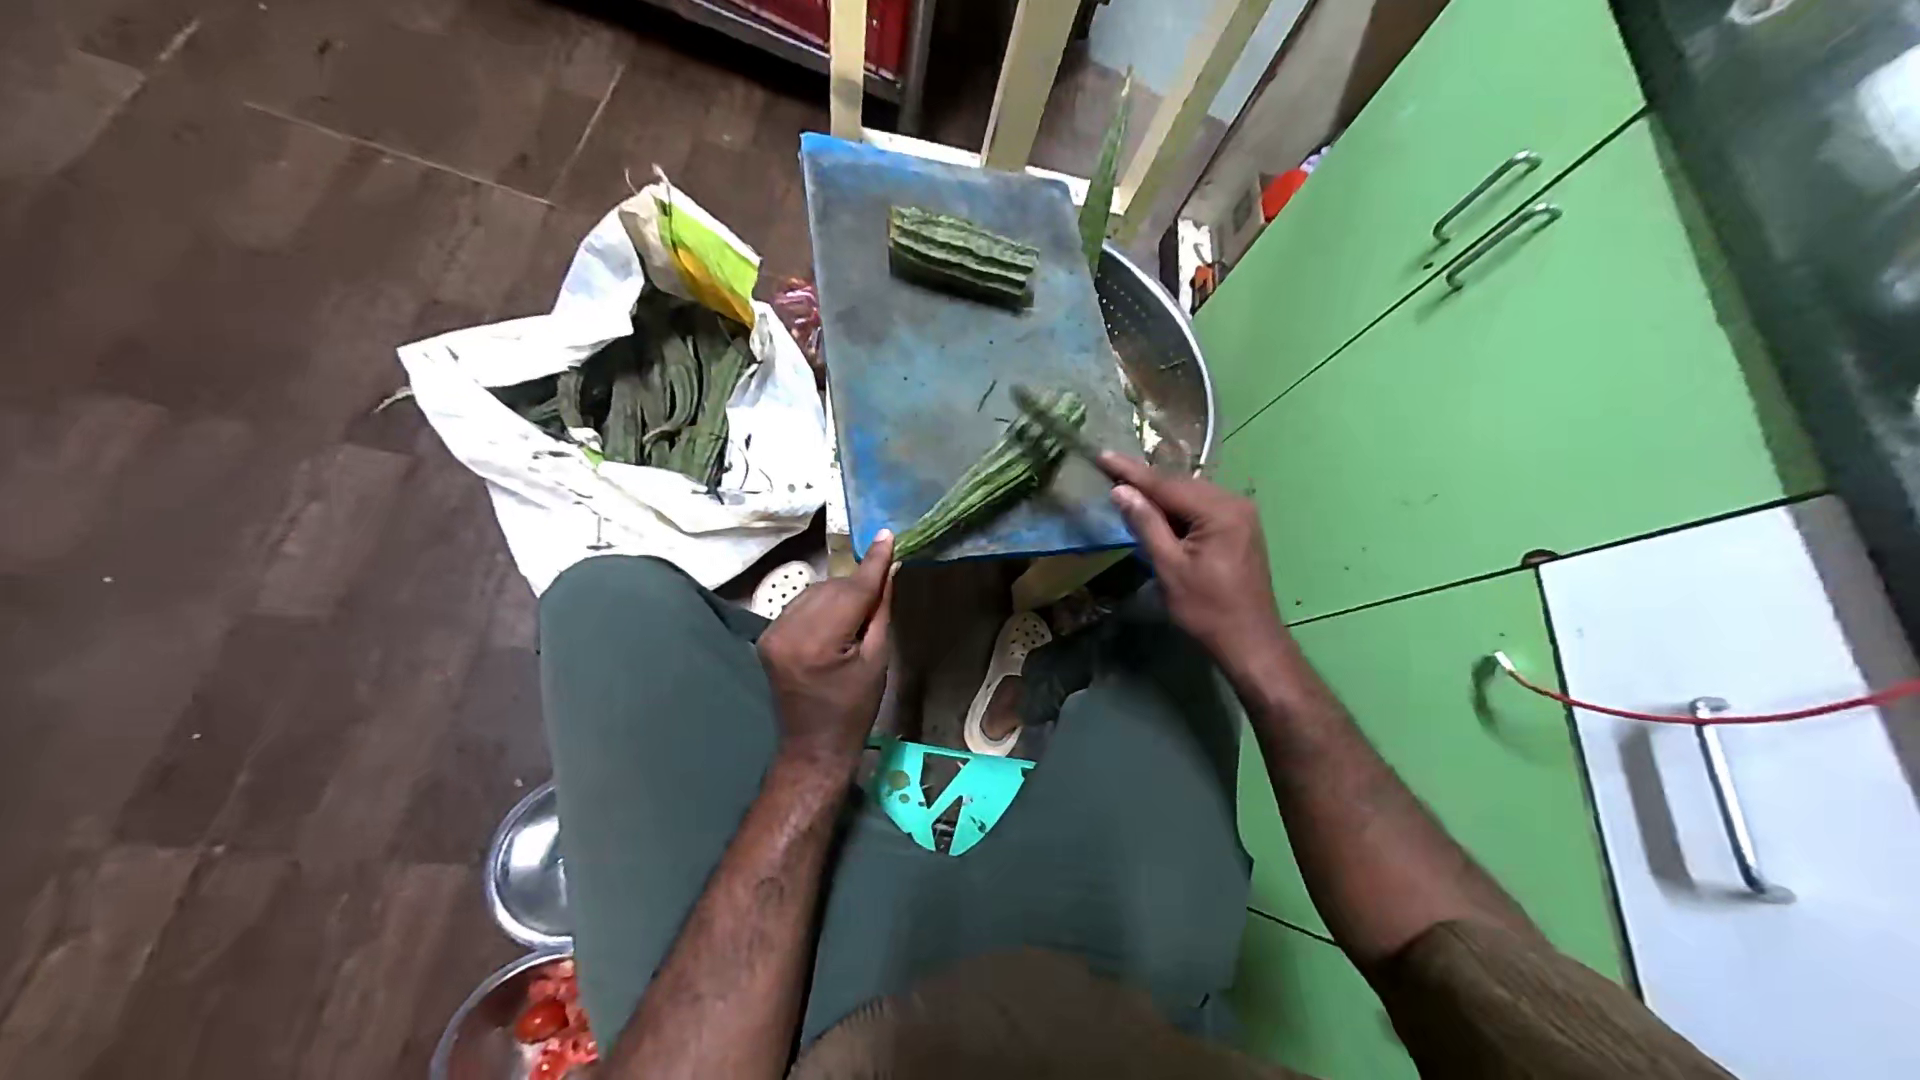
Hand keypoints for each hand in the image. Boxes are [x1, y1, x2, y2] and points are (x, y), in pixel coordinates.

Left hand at [756, 530, 895, 774]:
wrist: (813, 745)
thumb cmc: (855, 708)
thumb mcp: (878, 659)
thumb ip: (879, 610)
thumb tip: (888, 569)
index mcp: (818, 642)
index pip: (852, 591)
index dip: (873, 563)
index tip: (887, 535)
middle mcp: (788, 631)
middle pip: (832, 588)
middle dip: (857, 587)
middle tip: (878, 599)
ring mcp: (772, 633)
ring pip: (816, 592)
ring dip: (839, 594)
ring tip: (855, 618)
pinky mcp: (767, 636)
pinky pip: (801, 605)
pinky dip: (821, 605)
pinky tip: (834, 622)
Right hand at [1098, 453, 1289, 675]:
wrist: (1249, 641)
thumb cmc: (1206, 608)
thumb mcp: (1169, 566)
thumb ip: (1146, 524)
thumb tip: (1121, 490)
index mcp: (1220, 510)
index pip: (1166, 484)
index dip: (1131, 472)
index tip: (1103, 456)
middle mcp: (1235, 503)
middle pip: (1180, 485)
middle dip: (1144, 480)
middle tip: (1109, 470)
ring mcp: (1241, 515)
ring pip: (1190, 495)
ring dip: (1159, 494)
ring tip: (1125, 486)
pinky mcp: (1239, 528)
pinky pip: (1201, 507)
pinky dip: (1176, 507)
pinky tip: (1156, 509)